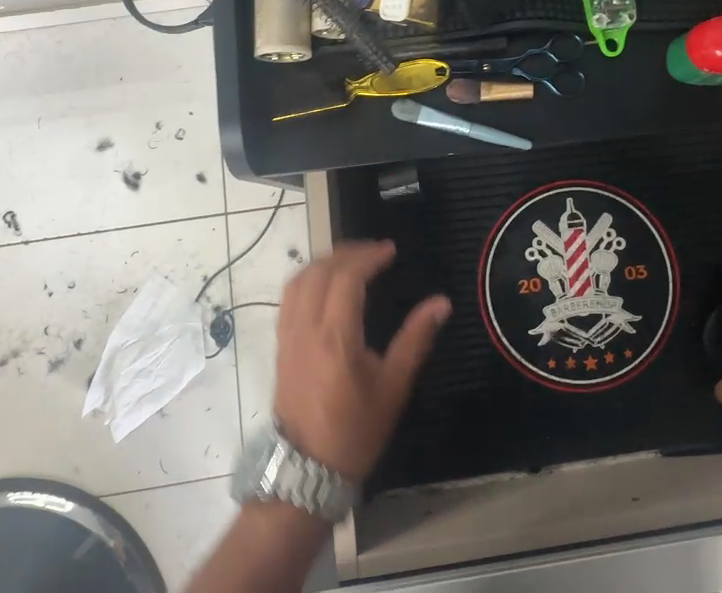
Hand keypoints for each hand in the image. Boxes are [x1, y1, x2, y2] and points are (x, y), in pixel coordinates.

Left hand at [272, 241, 450, 481]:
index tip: (391, 251)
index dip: (369, 257)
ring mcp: (288, 336)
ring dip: (324, 261)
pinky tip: (325, 283)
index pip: (347, 278)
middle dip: (348, 252)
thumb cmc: (355, 431)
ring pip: (298, 281)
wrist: (306, 470)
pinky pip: (288, 298)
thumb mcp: (393, 387)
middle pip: (319, 271)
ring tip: (351, 259)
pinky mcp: (280, 345)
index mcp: (335, 338)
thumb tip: (441, 304)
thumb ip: (415, 340)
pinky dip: (307, 278)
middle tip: (376, 251)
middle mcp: (306, 329)